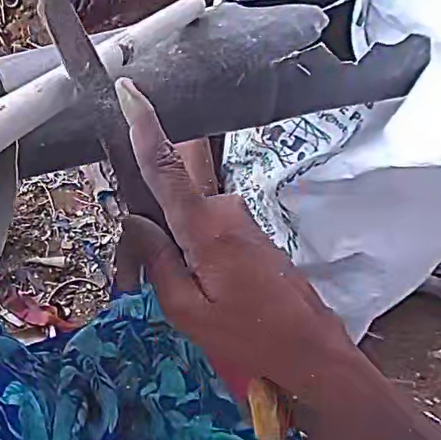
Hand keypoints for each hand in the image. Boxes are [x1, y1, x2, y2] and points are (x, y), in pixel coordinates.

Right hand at [115, 79, 366, 403]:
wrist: (311, 349)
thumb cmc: (249, 335)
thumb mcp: (186, 311)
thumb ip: (155, 260)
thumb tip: (134, 221)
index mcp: (204, 229)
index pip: (165, 166)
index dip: (144, 125)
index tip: (129, 90)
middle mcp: (223, 210)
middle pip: (167, 196)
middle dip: (147, 225)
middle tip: (136, 276)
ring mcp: (238, 217)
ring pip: (184, 215)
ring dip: (170, 244)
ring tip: (176, 293)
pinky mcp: (246, 228)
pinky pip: (202, 226)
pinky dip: (188, 248)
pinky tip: (197, 286)